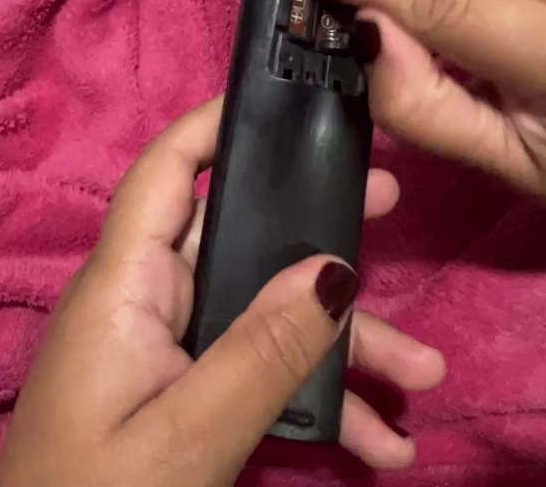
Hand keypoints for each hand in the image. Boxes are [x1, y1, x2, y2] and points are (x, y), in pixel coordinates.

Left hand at [0, 97, 445, 485]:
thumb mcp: (187, 436)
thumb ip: (261, 353)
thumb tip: (332, 267)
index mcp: (124, 282)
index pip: (164, 172)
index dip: (214, 126)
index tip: (285, 106)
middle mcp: (145, 298)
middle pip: (236, 241)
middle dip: (316, 240)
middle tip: (392, 211)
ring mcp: (163, 347)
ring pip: (259, 313)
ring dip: (336, 343)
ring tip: (421, 376)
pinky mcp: (178, 391)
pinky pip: (251, 372)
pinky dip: (310, 399)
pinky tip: (377, 440)